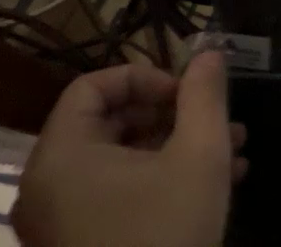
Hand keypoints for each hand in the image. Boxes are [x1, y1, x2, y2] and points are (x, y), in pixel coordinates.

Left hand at [12, 52, 246, 246]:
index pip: (91, 87)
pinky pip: (114, 191)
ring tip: (233, 149)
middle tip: (216, 119)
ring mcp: (58, 220)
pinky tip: (216, 181)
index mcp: (62, 157)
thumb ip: (204, 95)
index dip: (144, 78)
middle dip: (171, 113)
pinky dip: (160, 176)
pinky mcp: (76, 244)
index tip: (186, 94)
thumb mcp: (199, 154)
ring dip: (176, 143)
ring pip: (119, 158)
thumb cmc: (166, 230)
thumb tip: (207, 53)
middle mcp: (47, 186)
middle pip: (105, 121)